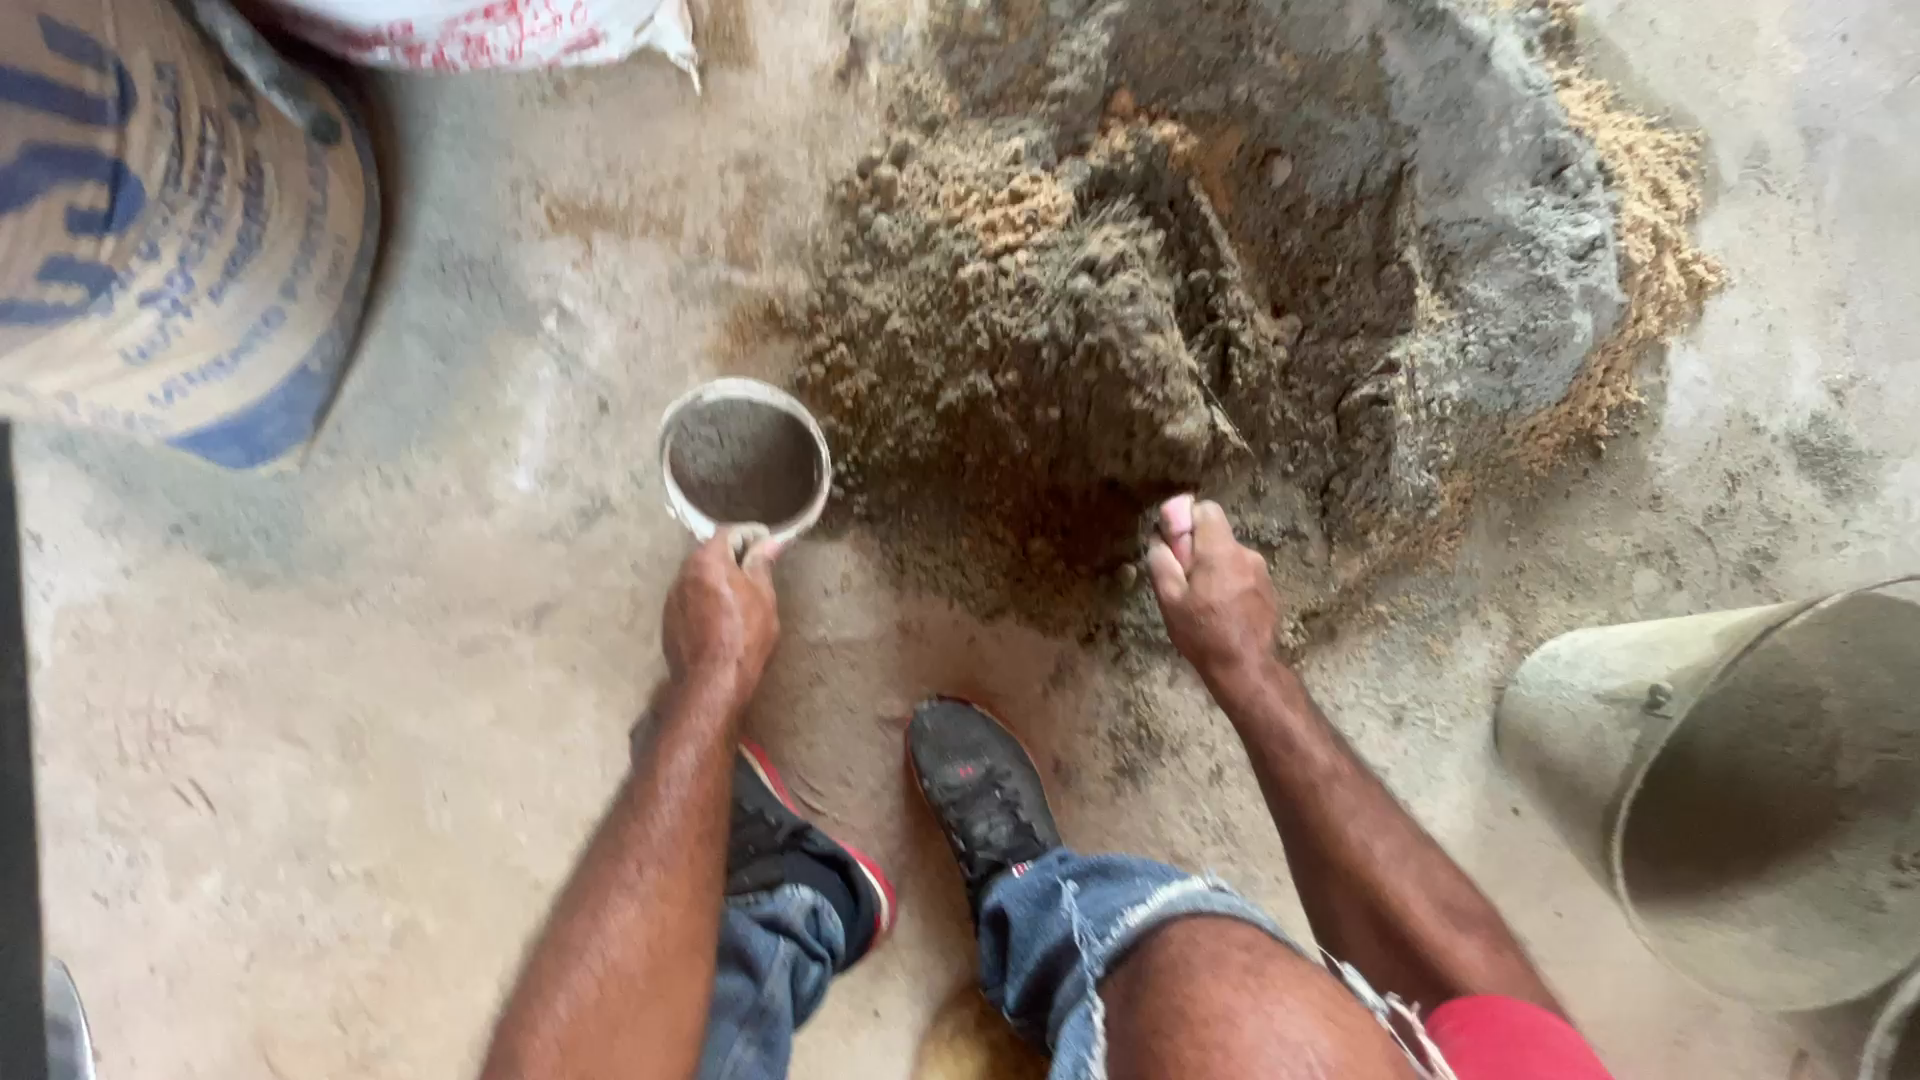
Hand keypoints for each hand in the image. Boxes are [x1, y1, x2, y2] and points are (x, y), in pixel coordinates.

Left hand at [661, 527, 782, 712]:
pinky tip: (721, 614)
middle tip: (755, 566)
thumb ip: (761, 565)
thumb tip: (769, 542)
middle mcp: (683, 573)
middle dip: (732, 555)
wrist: (712, 682)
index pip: (728, 533)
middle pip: (709, 553)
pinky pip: (690, 597)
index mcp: (707, 561)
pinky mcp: (668, 620)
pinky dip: (705, 597)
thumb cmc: (746, 636)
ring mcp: (672, 598)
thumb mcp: (763, 597)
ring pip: (697, 576)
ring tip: (739, 592)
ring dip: (717, 577)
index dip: (749, 534)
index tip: (766, 541)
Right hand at [1147, 495, 1280, 681]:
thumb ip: (1162, 562)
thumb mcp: (1169, 600)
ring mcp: (1261, 571)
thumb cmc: (1202, 633)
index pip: (1206, 509)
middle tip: (1182, 580)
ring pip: (1227, 555)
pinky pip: (1240, 572)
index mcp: (1220, 551)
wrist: (1246, 668)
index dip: (1186, 520)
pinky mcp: (1268, 589)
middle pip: (1216, 533)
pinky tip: (1219, 610)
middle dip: (1196, 548)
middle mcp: (1245, 553)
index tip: (1174, 544)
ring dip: (1212, 567)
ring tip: (1200, 600)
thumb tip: (1159, 538)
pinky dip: (1227, 582)